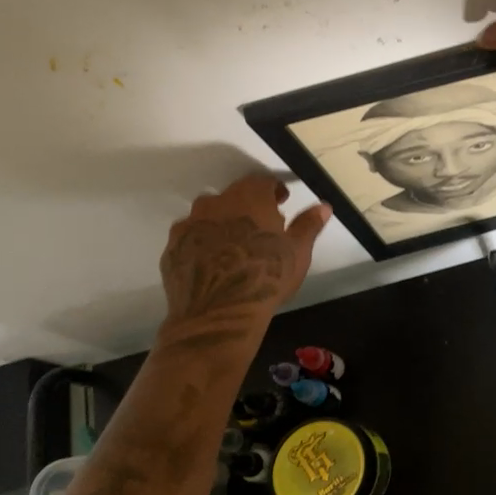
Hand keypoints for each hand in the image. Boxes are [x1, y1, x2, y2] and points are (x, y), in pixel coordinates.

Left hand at [157, 174, 330, 352]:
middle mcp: (215, 203)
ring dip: (222, 223)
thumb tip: (323, 206)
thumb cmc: (267, 275)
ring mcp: (189, 225)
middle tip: (261, 228)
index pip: (262, 182)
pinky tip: (213, 262)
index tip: (282, 203)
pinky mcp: (172, 248)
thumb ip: (308, 225)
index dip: (274, 191)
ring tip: (235, 246)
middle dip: (247, 206)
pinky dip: (202, 243)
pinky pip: (190, 237)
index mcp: (249, 198)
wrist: (218, 312)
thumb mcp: (298, 251)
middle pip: (233, 196)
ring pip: (208, 215)